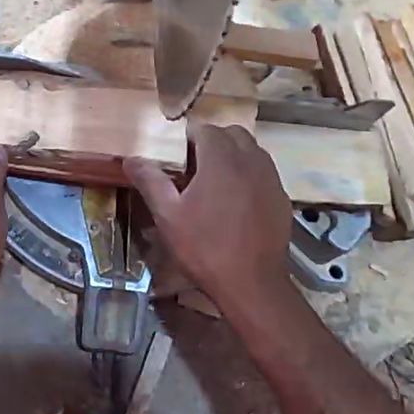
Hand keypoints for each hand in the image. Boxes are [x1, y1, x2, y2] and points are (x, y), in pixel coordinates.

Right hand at [126, 123, 291, 310]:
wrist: (252, 284)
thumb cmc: (205, 247)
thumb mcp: (168, 215)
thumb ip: (150, 181)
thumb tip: (131, 159)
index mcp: (221, 159)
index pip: (204, 129)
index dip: (188, 138)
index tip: (176, 157)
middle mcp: (250, 160)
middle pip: (232, 133)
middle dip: (213, 141)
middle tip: (194, 166)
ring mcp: (271, 178)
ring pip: (251, 150)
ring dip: (233, 155)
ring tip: (215, 182)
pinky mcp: (282, 197)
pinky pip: (264, 172)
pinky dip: (249, 175)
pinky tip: (236, 202)